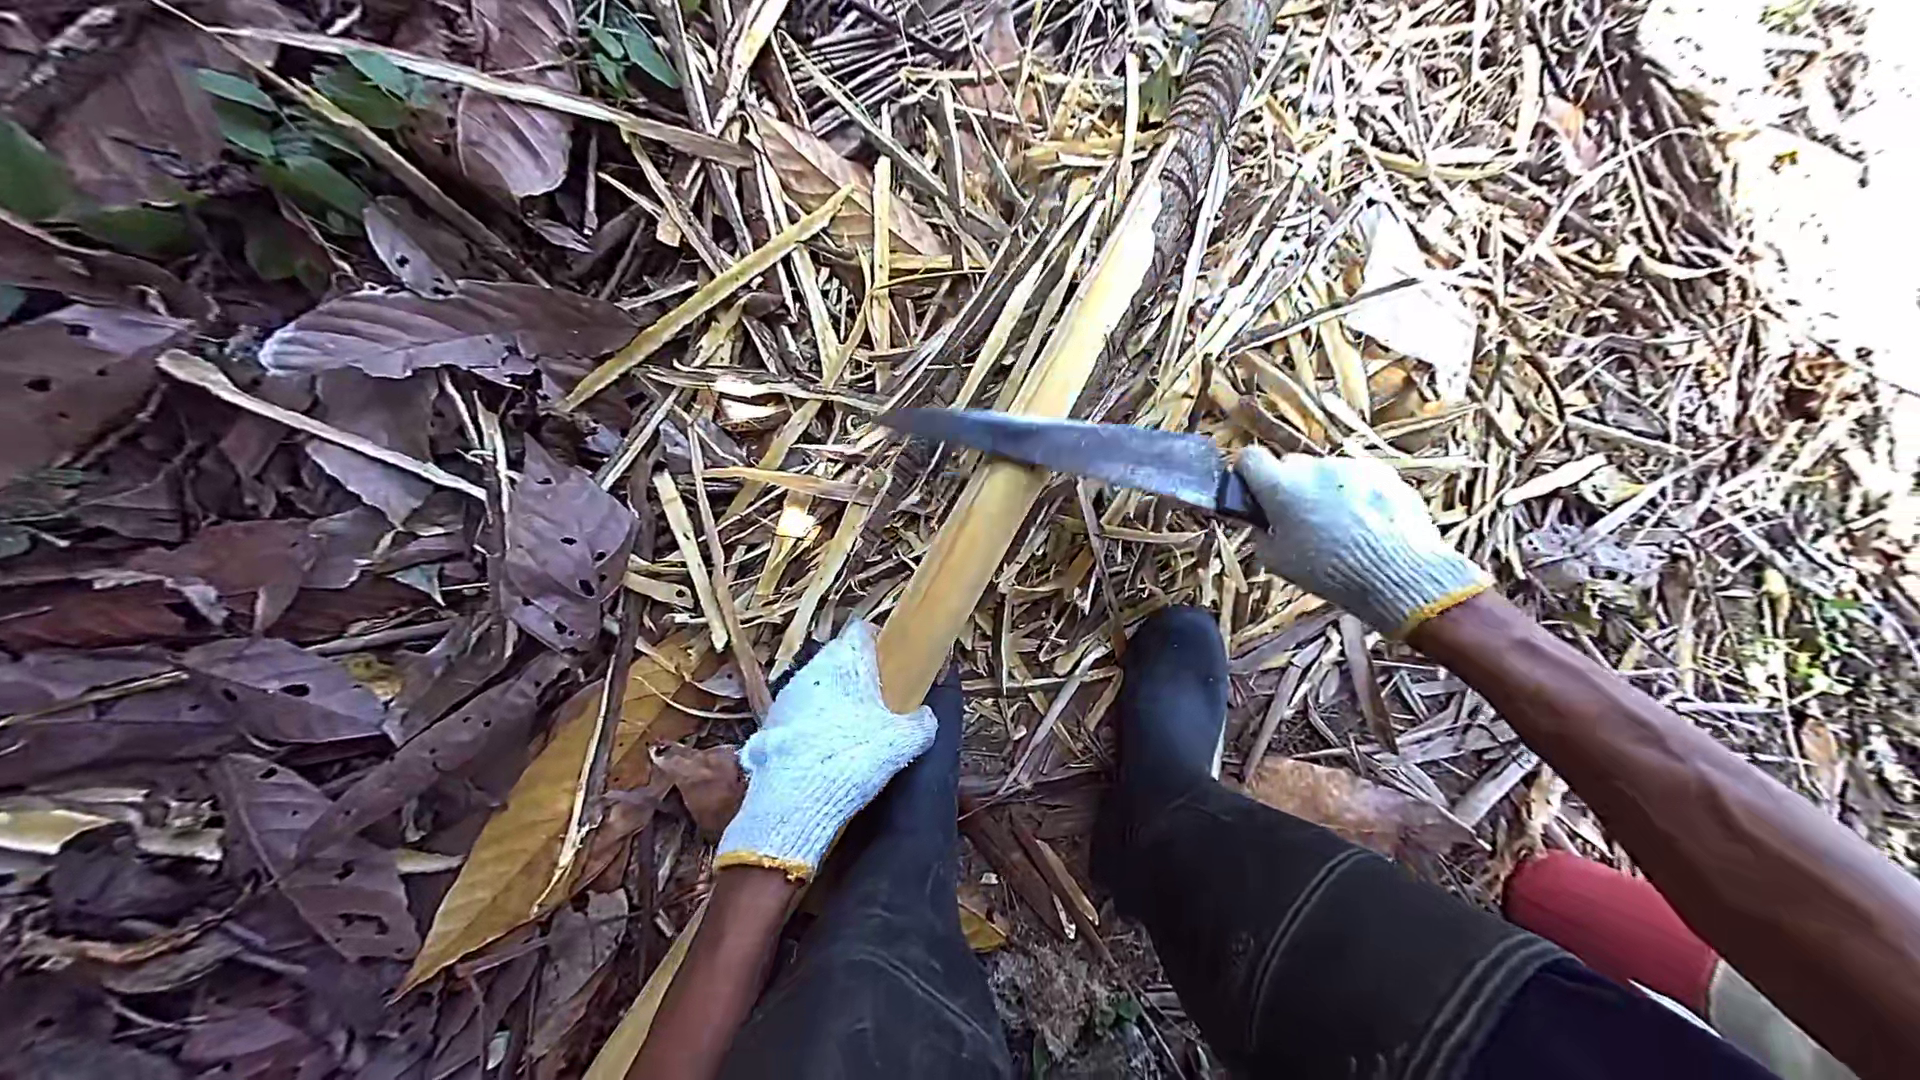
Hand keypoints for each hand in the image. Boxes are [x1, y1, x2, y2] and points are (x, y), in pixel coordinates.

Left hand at [714, 619, 936, 880]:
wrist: (793, 805)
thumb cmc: (853, 758)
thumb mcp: (904, 741)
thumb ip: (922, 721)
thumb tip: (927, 716)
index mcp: (844, 659)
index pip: (863, 629)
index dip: (881, 642)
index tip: (894, 663)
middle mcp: (811, 668)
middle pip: (840, 658)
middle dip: (858, 674)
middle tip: (879, 702)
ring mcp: (785, 696)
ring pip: (818, 686)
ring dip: (834, 700)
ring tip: (853, 732)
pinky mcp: (770, 725)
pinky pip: (800, 715)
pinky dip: (813, 725)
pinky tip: (826, 753)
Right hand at [1234, 447, 1489, 636]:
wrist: (1398, 574)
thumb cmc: (1328, 571)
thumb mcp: (1276, 560)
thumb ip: (1261, 532)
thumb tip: (1262, 522)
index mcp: (1279, 485)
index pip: (1249, 457)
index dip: (1248, 474)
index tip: (1254, 492)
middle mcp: (1313, 466)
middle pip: (1289, 465)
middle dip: (1288, 486)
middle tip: (1297, 519)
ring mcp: (1350, 466)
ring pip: (1324, 473)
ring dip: (1323, 491)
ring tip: (1339, 527)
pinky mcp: (1383, 472)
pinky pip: (1357, 478)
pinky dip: (1354, 494)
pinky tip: (1365, 524)